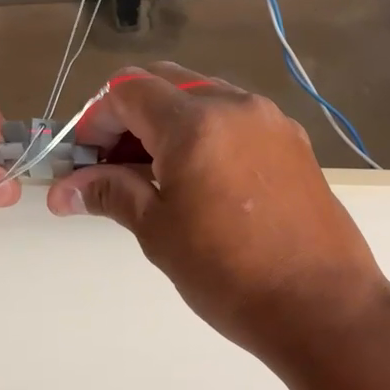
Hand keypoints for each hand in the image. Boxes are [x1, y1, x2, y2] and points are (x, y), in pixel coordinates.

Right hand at [48, 62, 389, 356]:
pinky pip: (238, 120)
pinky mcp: (295, 143)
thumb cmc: (229, 274)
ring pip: (204, 98)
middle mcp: (236, 105)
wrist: (324, 307)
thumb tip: (65, 190)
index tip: (84, 159)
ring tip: (156, 178)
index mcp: (196, 123)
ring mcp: (272, 121)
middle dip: (131, 116)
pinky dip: (208, 135)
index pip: (128, 90)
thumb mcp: (159, 233)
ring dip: (170, 124)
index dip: (95, 119)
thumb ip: (112, 194)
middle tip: (113, 166)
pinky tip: (202, 182)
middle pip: (167, 83)